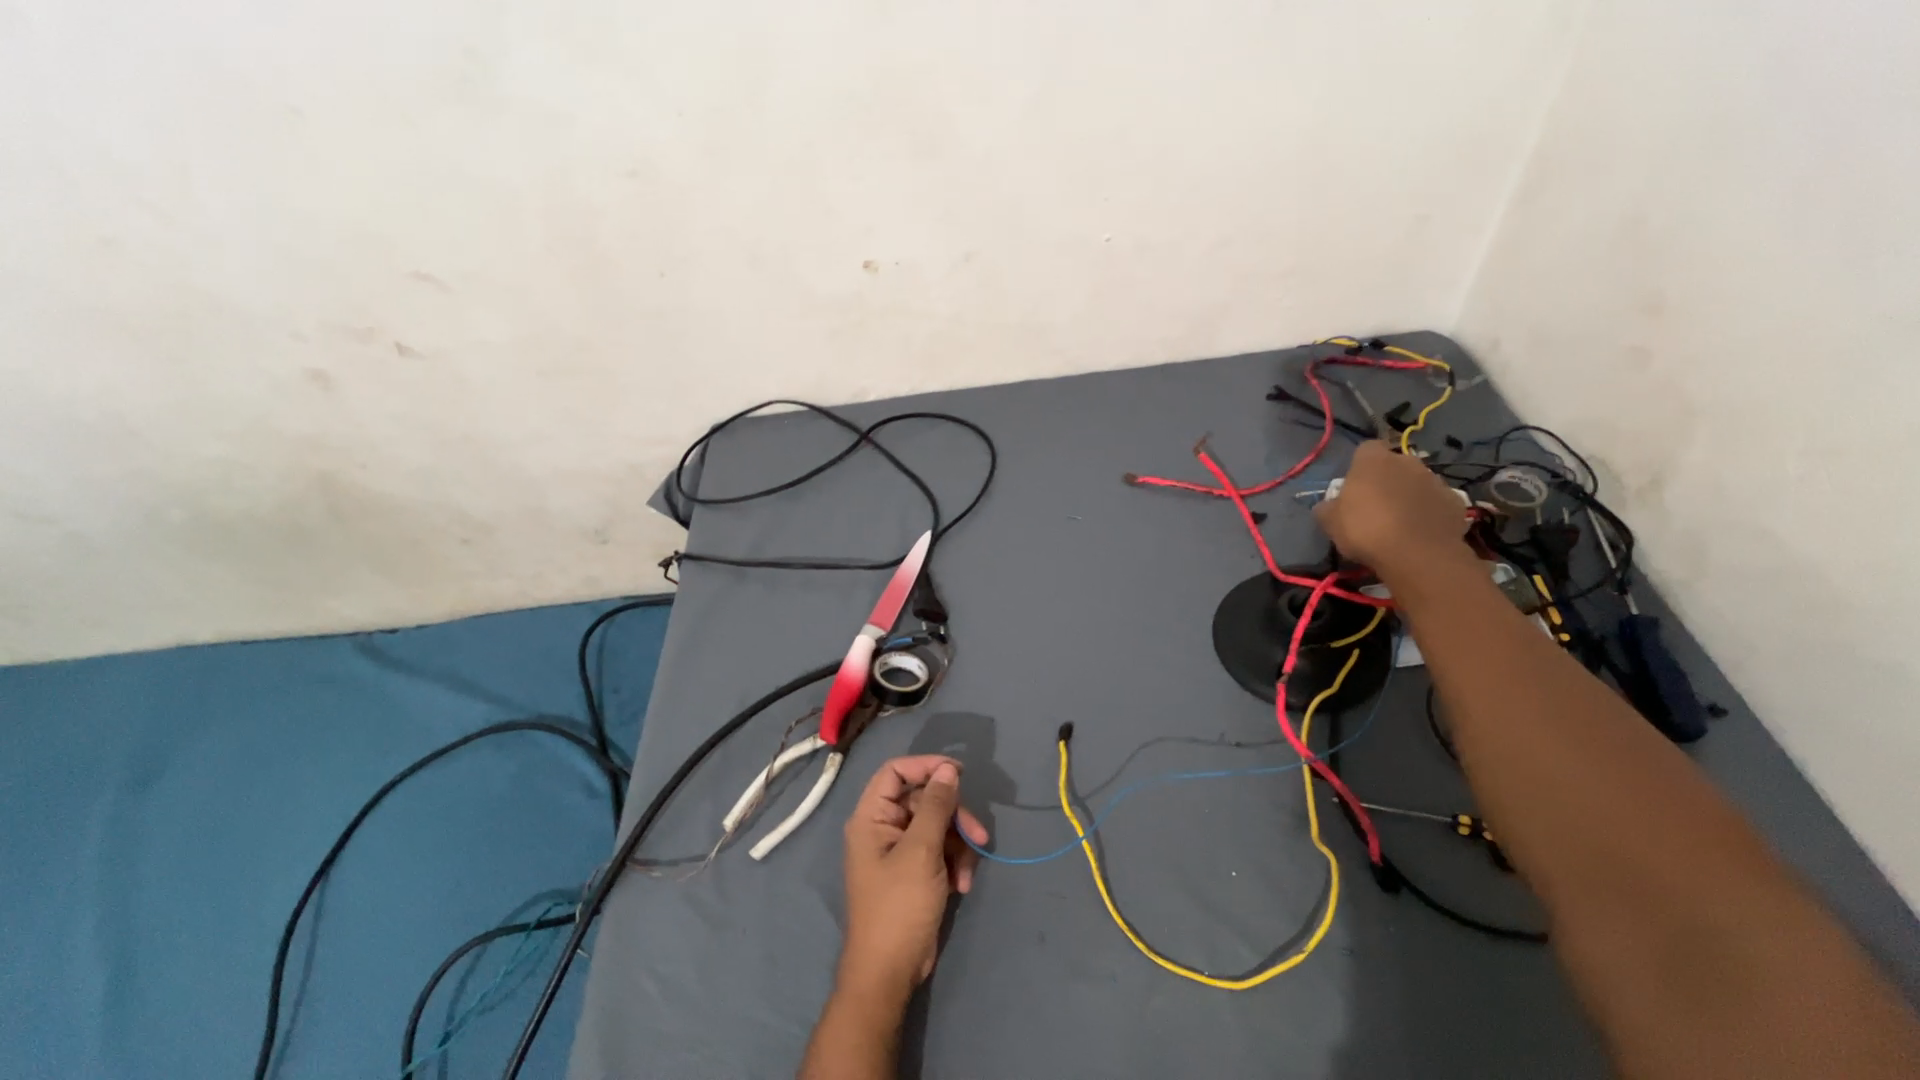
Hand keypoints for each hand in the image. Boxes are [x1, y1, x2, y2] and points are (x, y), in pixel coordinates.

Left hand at [837, 755, 988, 1000]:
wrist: (890, 970)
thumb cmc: (899, 906)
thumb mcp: (921, 852)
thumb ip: (936, 806)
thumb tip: (948, 769)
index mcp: (871, 818)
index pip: (895, 772)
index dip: (927, 766)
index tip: (960, 772)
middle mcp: (882, 829)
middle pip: (923, 800)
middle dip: (954, 816)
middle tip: (979, 835)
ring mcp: (899, 852)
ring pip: (937, 826)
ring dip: (958, 844)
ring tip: (967, 872)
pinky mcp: (915, 872)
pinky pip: (940, 851)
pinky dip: (954, 863)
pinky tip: (961, 885)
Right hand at [1314, 440, 1472, 579]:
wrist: (1417, 554)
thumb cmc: (1366, 530)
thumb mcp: (1330, 523)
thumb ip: (1327, 508)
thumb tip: (1326, 506)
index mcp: (1373, 459)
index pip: (1366, 450)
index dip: (1360, 467)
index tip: (1355, 487)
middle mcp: (1407, 461)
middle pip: (1395, 465)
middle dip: (1388, 480)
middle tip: (1376, 506)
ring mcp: (1435, 480)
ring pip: (1418, 483)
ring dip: (1410, 496)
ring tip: (1401, 523)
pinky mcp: (1455, 501)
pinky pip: (1437, 503)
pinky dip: (1430, 513)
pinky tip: (1422, 533)